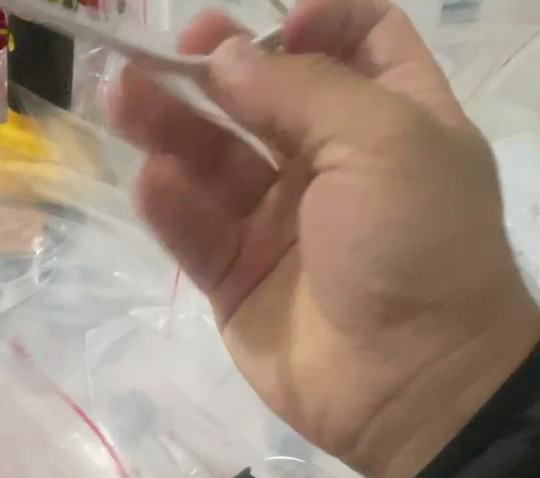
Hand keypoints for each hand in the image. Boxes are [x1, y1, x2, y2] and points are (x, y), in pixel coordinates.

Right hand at [110, 0, 539, 477]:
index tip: (277, 25)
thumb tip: (227, 58)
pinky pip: (197, 236)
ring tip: (123, 98)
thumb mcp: (382, 138)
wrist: (408, 381)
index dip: (315, 21)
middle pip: (263, 102)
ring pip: (214, 167)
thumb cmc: (415, 243)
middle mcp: (328, 168)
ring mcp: (277, 228)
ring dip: (170, 130)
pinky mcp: (236, 282)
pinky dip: (171, 209)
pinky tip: (149, 181)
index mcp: (388, 119)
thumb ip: (301, 91)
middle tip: (162, 54)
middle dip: (215, 71)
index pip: (356, 43)